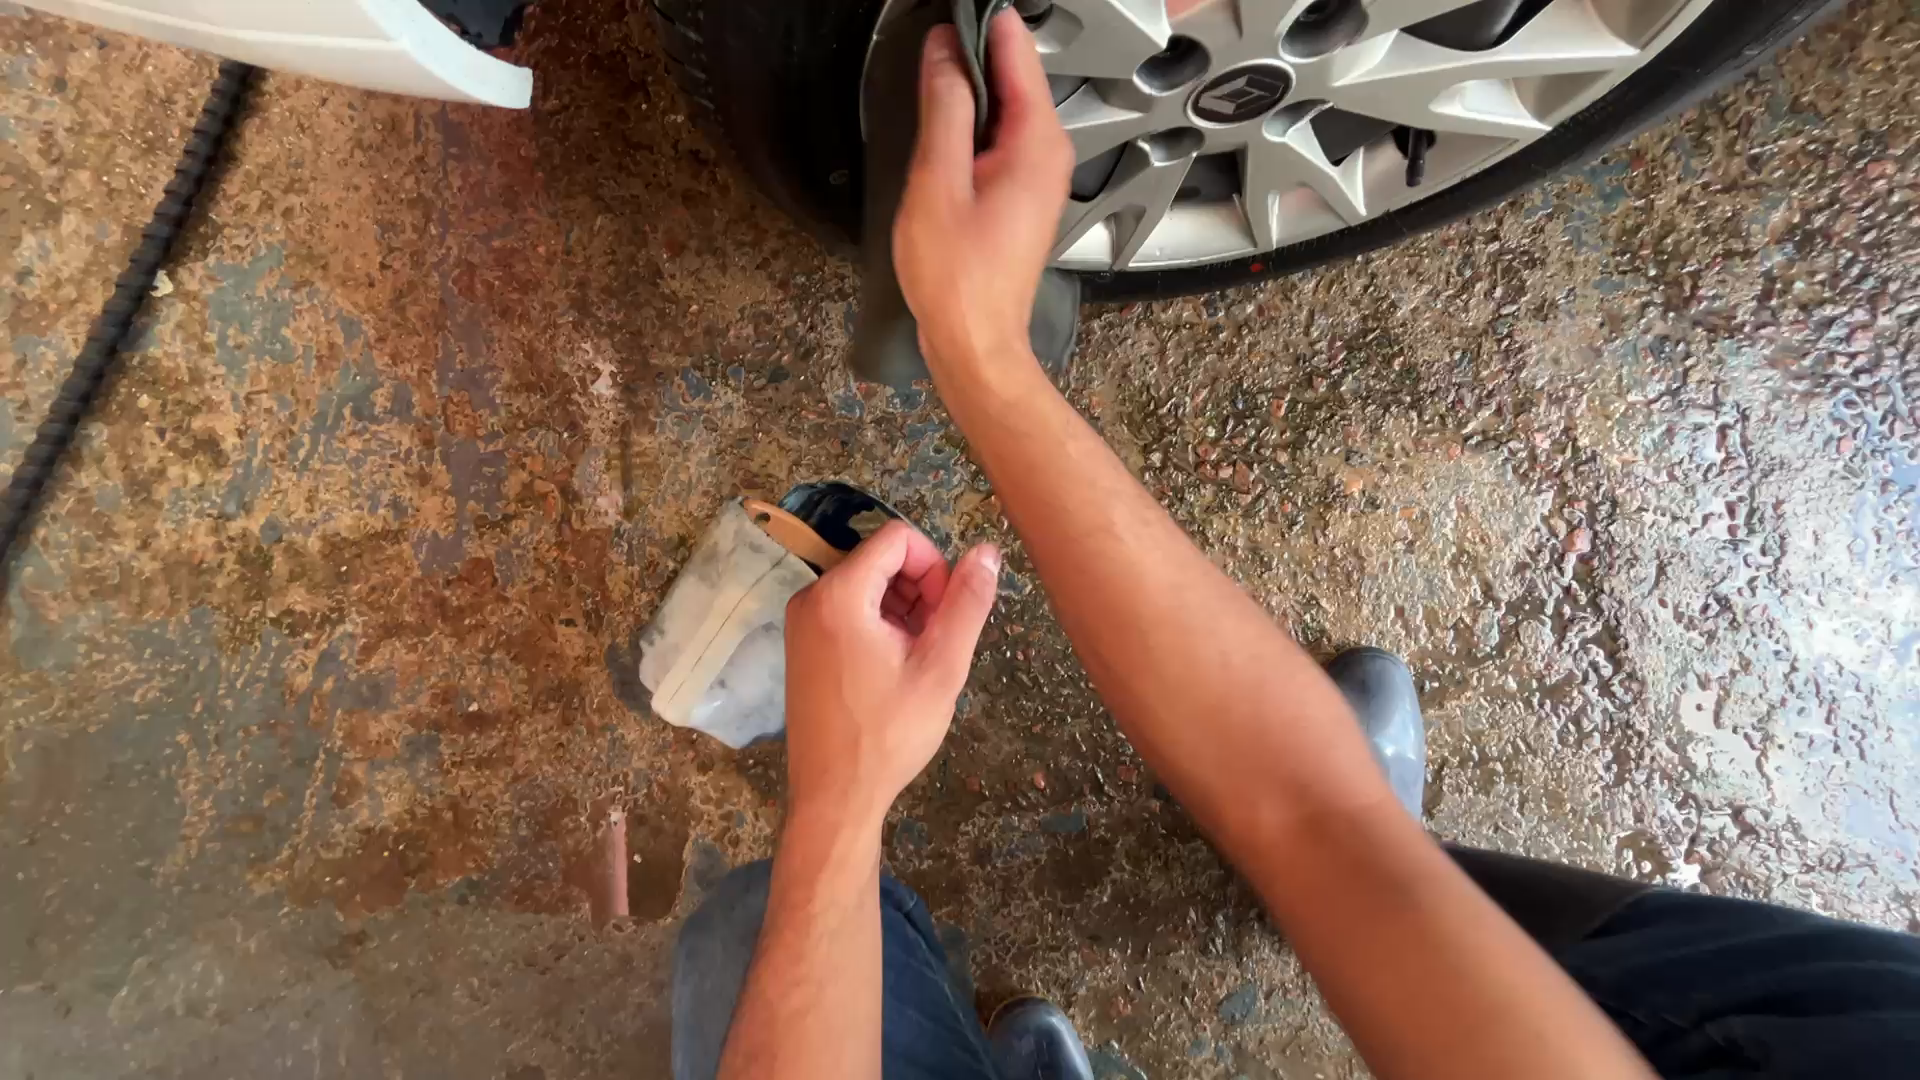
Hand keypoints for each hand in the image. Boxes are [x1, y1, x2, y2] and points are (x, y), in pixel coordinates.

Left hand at [783, 520, 1000, 827]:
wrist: (835, 796)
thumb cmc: (889, 733)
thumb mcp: (941, 667)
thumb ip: (967, 603)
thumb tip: (987, 551)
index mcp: (840, 594)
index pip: (898, 539)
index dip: (935, 566)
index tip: (947, 613)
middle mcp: (812, 597)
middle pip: (882, 561)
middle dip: (920, 590)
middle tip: (937, 642)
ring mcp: (803, 622)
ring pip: (868, 586)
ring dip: (904, 610)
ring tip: (918, 660)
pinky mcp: (803, 644)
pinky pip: (850, 611)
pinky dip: (880, 625)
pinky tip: (895, 668)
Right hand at [894, 11, 1072, 382]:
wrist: (975, 342)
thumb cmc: (959, 282)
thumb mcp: (938, 184)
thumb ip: (944, 109)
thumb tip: (944, 52)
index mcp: (1037, 143)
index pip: (1014, 48)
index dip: (975, 26)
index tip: (941, 22)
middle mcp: (1048, 158)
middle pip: (1011, 77)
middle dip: (968, 62)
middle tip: (925, 64)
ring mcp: (1037, 181)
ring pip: (1003, 112)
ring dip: (966, 100)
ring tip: (928, 103)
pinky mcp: (1021, 200)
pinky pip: (1000, 145)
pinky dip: (972, 136)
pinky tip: (944, 150)